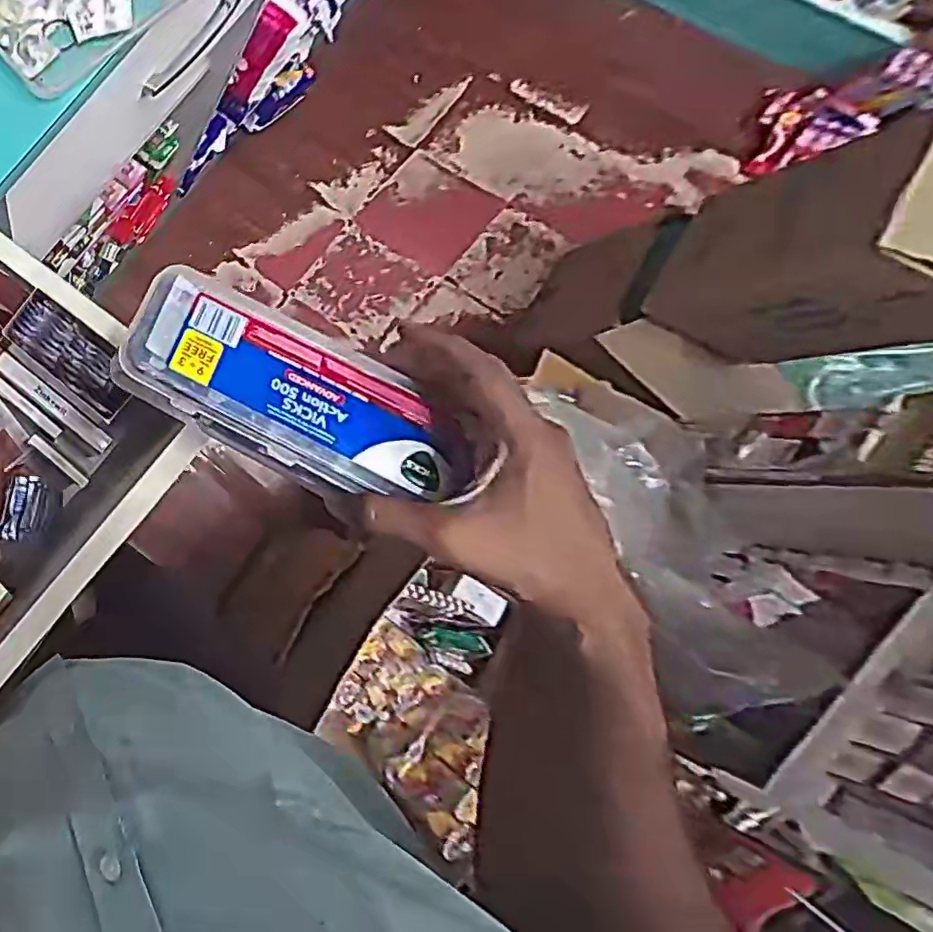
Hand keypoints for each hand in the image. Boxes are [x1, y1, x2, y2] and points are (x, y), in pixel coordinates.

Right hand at [355, 326, 643, 630]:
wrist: (589, 601)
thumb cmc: (530, 558)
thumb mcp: (451, 537)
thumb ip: (392, 517)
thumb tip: (343, 502)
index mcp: (522, 434)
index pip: (481, 371)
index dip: (441, 346)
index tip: (402, 332)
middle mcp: (534, 433)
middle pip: (481, 383)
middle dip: (434, 366)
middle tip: (387, 362)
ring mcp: (538, 452)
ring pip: (486, 407)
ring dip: (444, 394)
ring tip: (401, 390)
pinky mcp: (535, 472)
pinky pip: (489, 431)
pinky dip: (456, 422)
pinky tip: (429, 435)